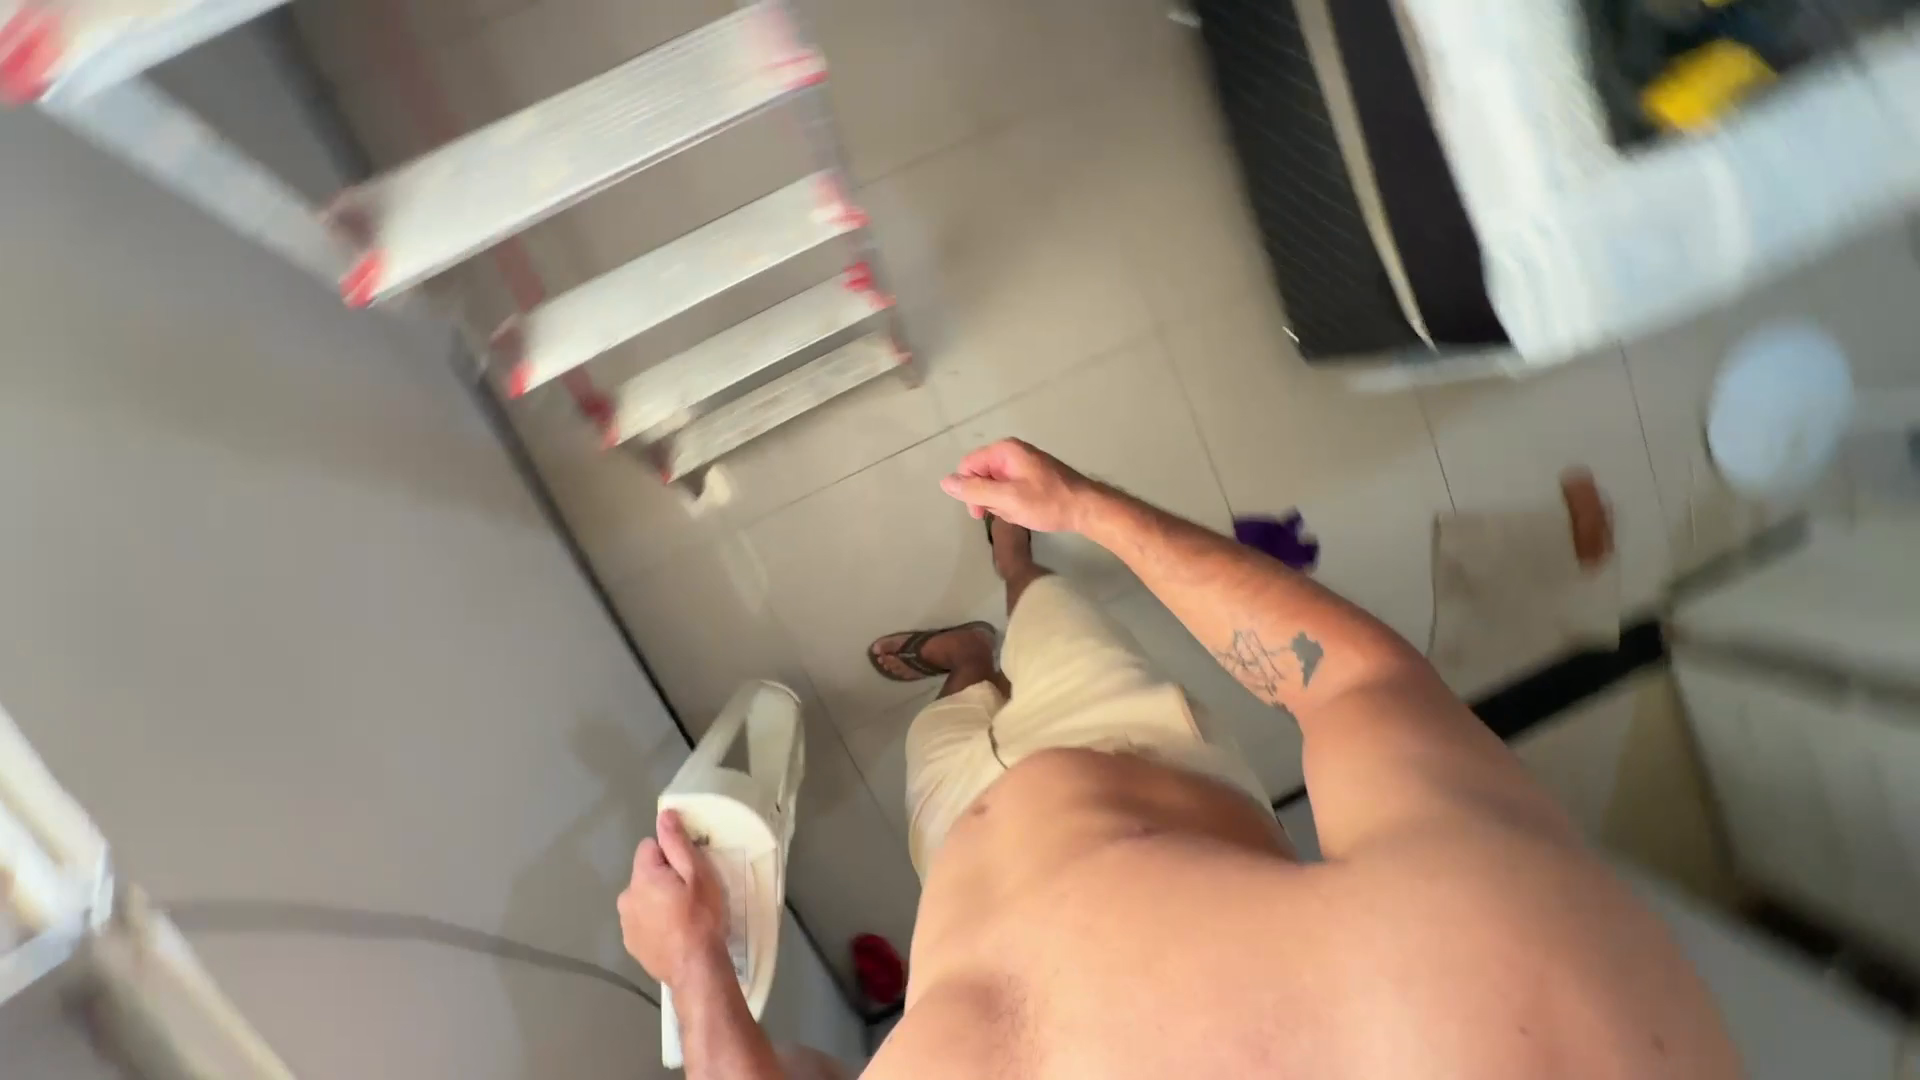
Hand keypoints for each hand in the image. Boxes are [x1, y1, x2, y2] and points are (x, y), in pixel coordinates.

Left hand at [618, 810, 728, 989]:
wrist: (695, 967)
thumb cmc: (700, 915)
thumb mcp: (697, 873)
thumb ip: (677, 843)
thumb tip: (664, 815)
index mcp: (642, 877)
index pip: (649, 846)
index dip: (671, 853)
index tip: (688, 868)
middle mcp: (626, 897)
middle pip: (645, 872)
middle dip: (664, 876)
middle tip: (689, 891)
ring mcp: (625, 923)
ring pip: (643, 896)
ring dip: (658, 898)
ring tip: (682, 913)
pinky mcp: (631, 943)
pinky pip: (642, 918)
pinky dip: (654, 920)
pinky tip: (673, 930)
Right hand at [940, 439, 1096, 532]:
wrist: (1086, 508)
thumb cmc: (1047, 502)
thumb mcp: (1007, 499)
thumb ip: (974, 490)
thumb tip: (945, 482)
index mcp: (1004, 451)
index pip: (967, 466)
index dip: (967, 490)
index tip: (978, 512)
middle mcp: (1011, 452)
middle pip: (980, 475)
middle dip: (987, 499)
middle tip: (1003, 514)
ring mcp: (1022, 464)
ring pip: (994, 486)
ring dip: (1001, 504)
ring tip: (1019, 513)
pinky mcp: (1031, 476)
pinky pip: (1009, 489)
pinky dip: (1012, 504)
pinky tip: (1026, 512)